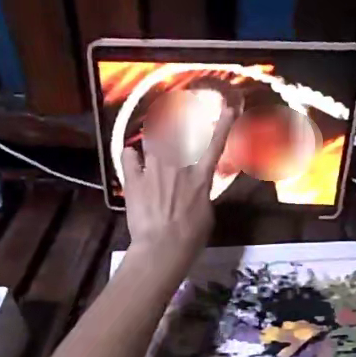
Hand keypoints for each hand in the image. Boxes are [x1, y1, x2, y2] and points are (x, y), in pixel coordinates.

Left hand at [122, 106, 233, 268]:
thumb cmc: (191, 237)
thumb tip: (197, 189)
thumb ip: (201, 194)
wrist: (162, 247)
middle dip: (178, 117)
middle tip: (176, 111)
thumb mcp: (206, 214)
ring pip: (151, 137)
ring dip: (153, 132)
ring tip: (153, 131)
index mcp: (200, 176)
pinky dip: (130, 154)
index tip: (227, 108)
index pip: (215, 144)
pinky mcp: (133, 179)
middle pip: (178, 130)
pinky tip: (131, 156)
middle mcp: (177, 166)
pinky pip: (128, 155)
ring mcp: (153, 169)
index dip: (222, 124)